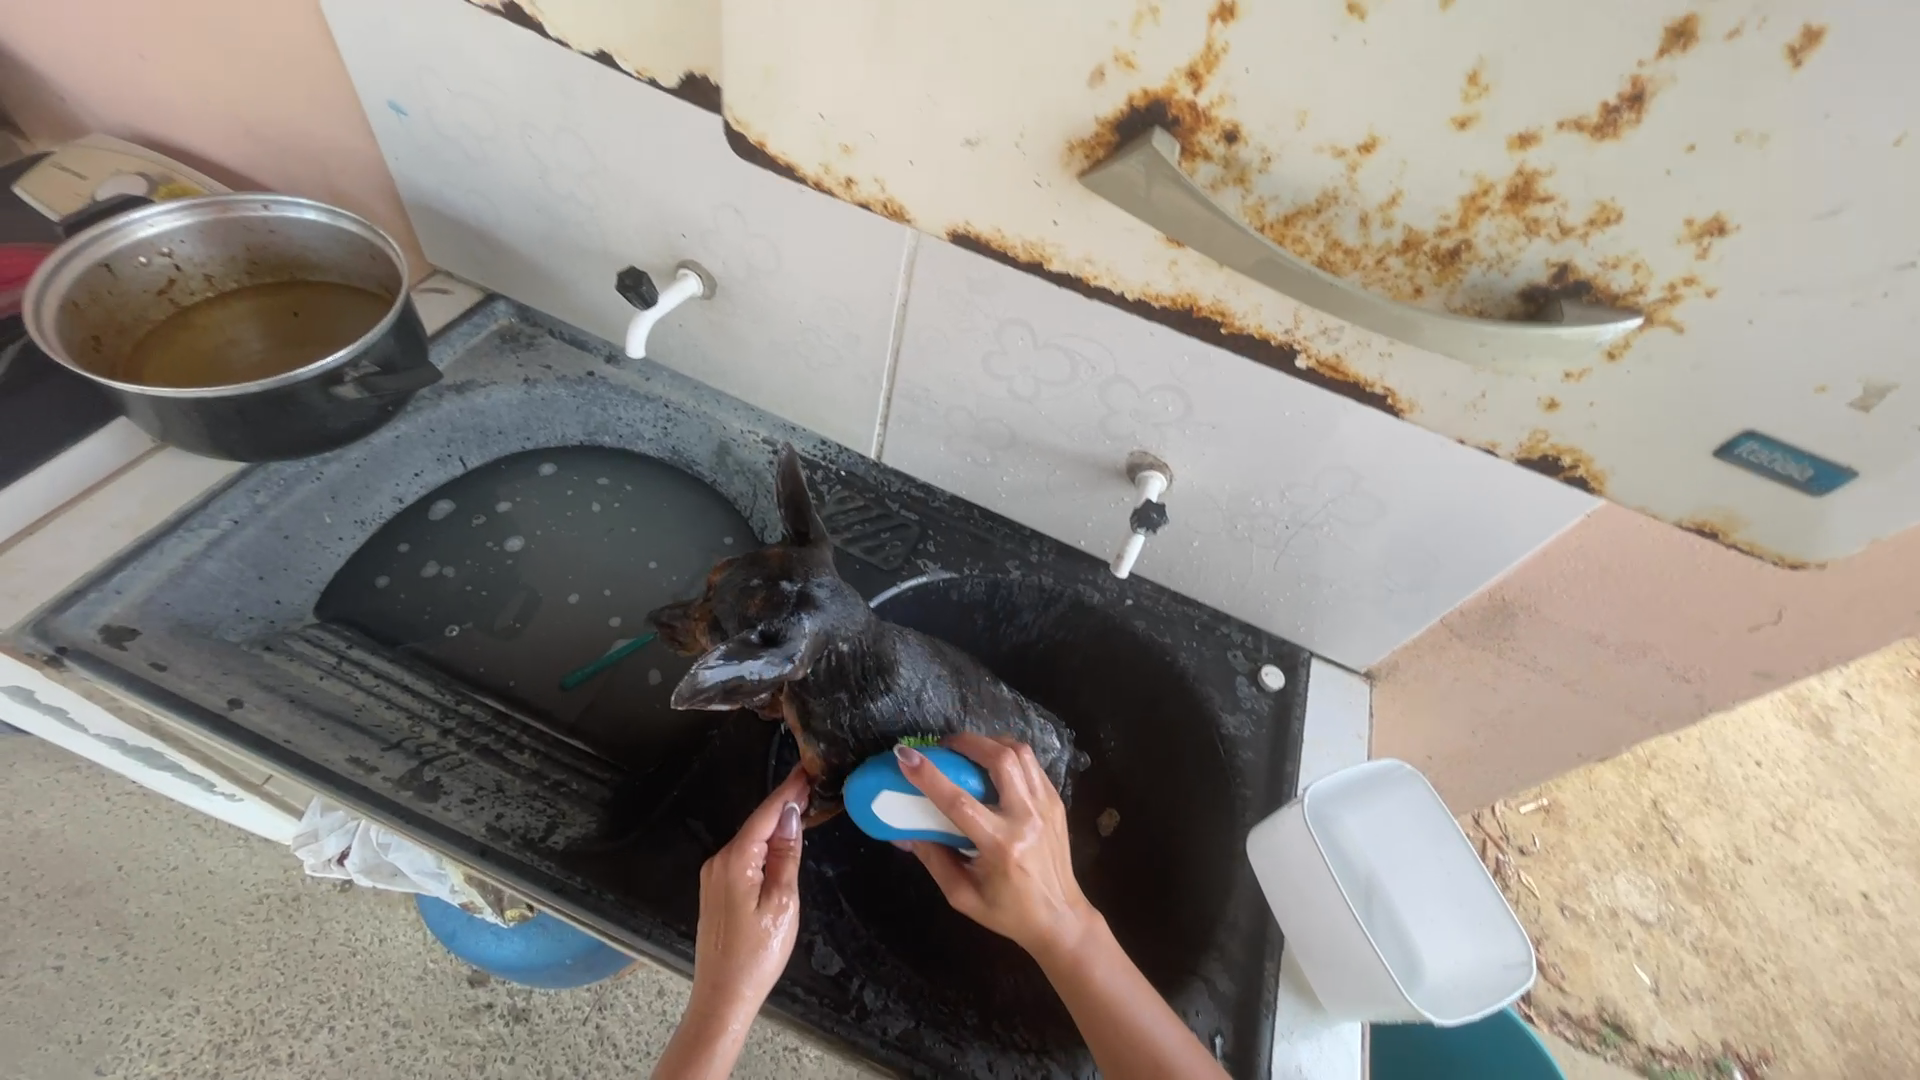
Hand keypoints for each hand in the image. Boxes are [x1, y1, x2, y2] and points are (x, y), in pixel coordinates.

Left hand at [688, 766, 809, 1018]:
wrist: (722, 998)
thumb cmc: (758, 954)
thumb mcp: (783, 902)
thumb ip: (787, 855)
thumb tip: (792, 816)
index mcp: (735, 861)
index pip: (767, 814)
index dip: (788, 789)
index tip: (807, 766)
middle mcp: (719, 861)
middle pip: (757, 823)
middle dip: (785, 803)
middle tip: (813, 782)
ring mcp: (715, 876)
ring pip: (751, 839)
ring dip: (776, 823)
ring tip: (804, 805)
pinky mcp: (717, 889)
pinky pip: (745, 855)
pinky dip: (765, 843)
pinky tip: (782, 840)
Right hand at [895, 735, 1098, 963]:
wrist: (1060, 919)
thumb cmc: (1008, 912)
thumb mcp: (962, 894)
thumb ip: (933, 859)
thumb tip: (903, 833)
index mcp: (1001, 845)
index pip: (958, 801)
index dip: (929, 776)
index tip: (905, 755)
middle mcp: (1026, 818)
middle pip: (999, 760)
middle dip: (967, 742)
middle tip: (944, 745)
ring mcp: (1046, 806)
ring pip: (1020, 753)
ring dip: (990, 742)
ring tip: (969, 748)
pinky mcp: (1056, 802)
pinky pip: (1032, 764)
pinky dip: (1010, 754)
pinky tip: (993, 762)